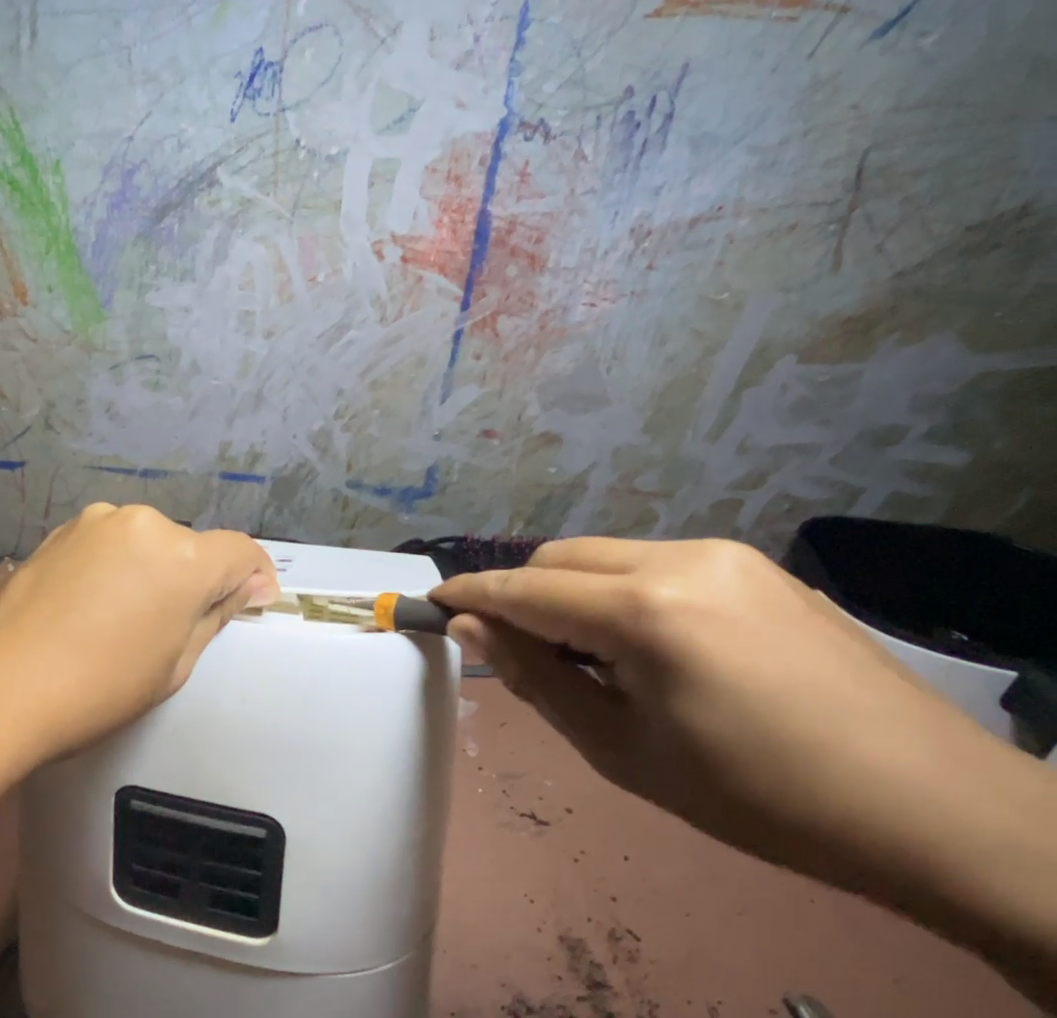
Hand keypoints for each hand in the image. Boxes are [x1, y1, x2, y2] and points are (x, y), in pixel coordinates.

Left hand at [0, 504, 278, 763]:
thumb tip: (251, 585)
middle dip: (189, 579)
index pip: (240, 551)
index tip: (246, 605)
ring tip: (116, 623)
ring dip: (144, 571)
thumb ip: (215, 615)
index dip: (251, 577)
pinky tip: (83, 611)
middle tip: (165, 631)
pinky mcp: (54, 533)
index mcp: (181, 556)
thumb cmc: (98, 689)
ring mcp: (91, 523)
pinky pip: (102, 546)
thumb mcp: (173, 666)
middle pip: (186, 547)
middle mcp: (140, 523)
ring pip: (141, 543)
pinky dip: (107, 570)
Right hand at [429, 538, 1033, 897]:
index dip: (470, 596)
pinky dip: (622, 591)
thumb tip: (473, 628)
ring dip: (572, 592)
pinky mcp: (759, 566)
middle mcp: (680, 560)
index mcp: (645, 612)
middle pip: (560, 557)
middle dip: (522, 594)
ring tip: (591, 657)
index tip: (431, 606)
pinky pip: (657, 563)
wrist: (930, 807)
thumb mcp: (624, 752)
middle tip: (518, 652)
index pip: (524, 589)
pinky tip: (650, 646)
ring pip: (606, 555)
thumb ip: (536, 678)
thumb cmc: (758, 797)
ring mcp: (727, 556)